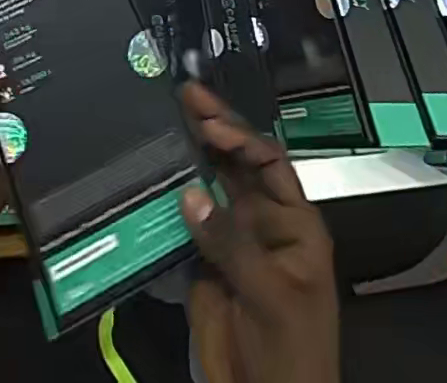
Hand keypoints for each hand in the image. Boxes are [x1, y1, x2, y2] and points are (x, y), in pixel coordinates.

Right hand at [178, 82, 339, 382]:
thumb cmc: (289, 353)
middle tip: (184, 93)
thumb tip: (191, 194)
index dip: (240, 138)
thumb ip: (233, 244)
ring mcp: (230, 233)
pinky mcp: (202, 251)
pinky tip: (153, 164)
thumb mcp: (271, 298)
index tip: (208, 122)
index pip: (269, 164)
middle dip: (214, 127)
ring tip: (167, 114)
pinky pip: (185, 211)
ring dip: (190, 149)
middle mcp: (261, 219)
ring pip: (209, 179)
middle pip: (236, 162)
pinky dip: (169, 187)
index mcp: (293, 224)